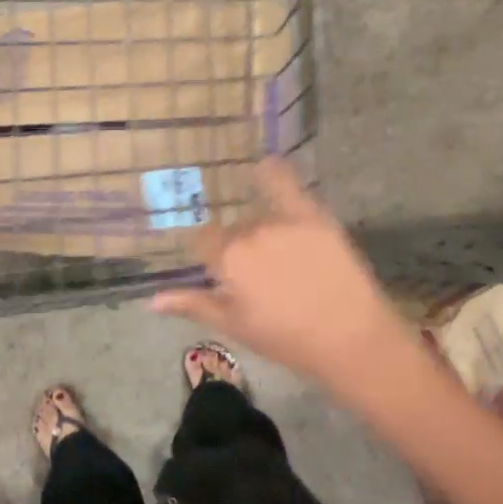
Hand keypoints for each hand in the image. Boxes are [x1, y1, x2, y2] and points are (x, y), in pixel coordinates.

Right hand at [150, 159, 430, 391]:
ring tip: (279, 258)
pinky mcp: (314, 218)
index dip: (210, 257)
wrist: (351, 339)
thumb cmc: (286, 339)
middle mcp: (250, 232)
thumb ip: (192, 304)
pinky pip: (286, 185)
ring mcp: (283, 221)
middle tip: (258, 278)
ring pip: (259, 217)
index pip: (203, 242)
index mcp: (227, 259)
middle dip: (237, 249)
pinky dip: (273, 173)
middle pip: (234, 231)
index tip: (220, 272)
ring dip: (260, 231)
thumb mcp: (234, 326)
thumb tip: (151, 300)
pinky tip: (265, 164)